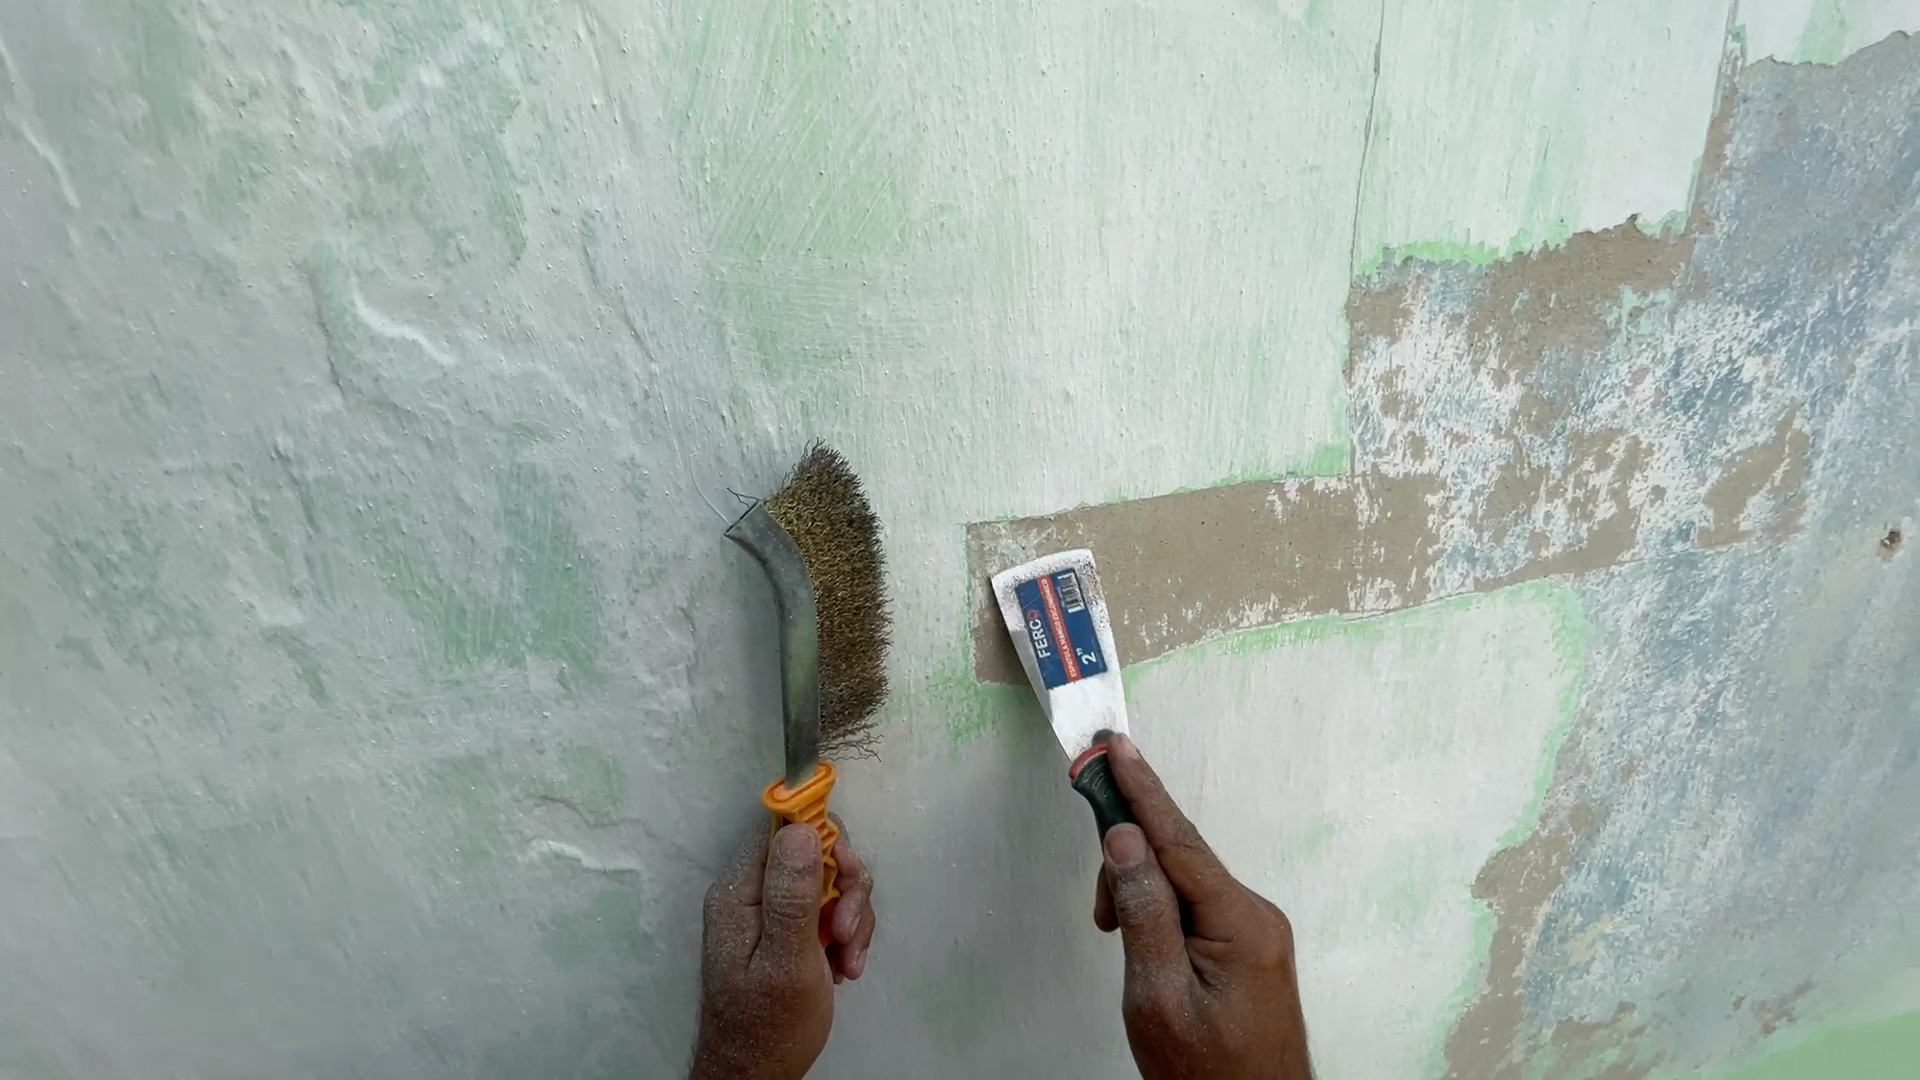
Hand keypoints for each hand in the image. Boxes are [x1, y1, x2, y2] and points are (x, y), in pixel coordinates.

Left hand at [689, 816, 876, 1079]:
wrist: (759, 1078)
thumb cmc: (769, 1025)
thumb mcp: (786, 961)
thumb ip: (793, 895)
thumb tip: (800, 827)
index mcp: (741, 890)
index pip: (779, 825)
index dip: (818, 831)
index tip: (845, 864)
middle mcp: (755, 891)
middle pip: (814, 848)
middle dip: (845, 883)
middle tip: (849, 925)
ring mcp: (775, 908)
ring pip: (831, 877)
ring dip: (853, 913)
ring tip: (850, 957)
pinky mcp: (794, 926)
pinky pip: (833, 904)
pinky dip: (850, 931)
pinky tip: (847, 965)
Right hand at [1092, 735, 1310, 1078]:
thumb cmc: (1201, 1073)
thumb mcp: (1157, 996)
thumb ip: (1142, 910)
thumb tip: (1123, 835)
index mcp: (1240, 921)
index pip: (1178, 838)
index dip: (1141, 788)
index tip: (1115, 745)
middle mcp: (1252, 911)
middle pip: (1175, 856)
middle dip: (1128, 867)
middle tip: (1102, 915)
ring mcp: (1251, 924)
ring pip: (1178, 878)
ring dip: (1139, 894)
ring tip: (1122, 943)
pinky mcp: (1243, 939)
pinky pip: (1189, 900)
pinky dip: (1156, 908)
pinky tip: (1142, 942)